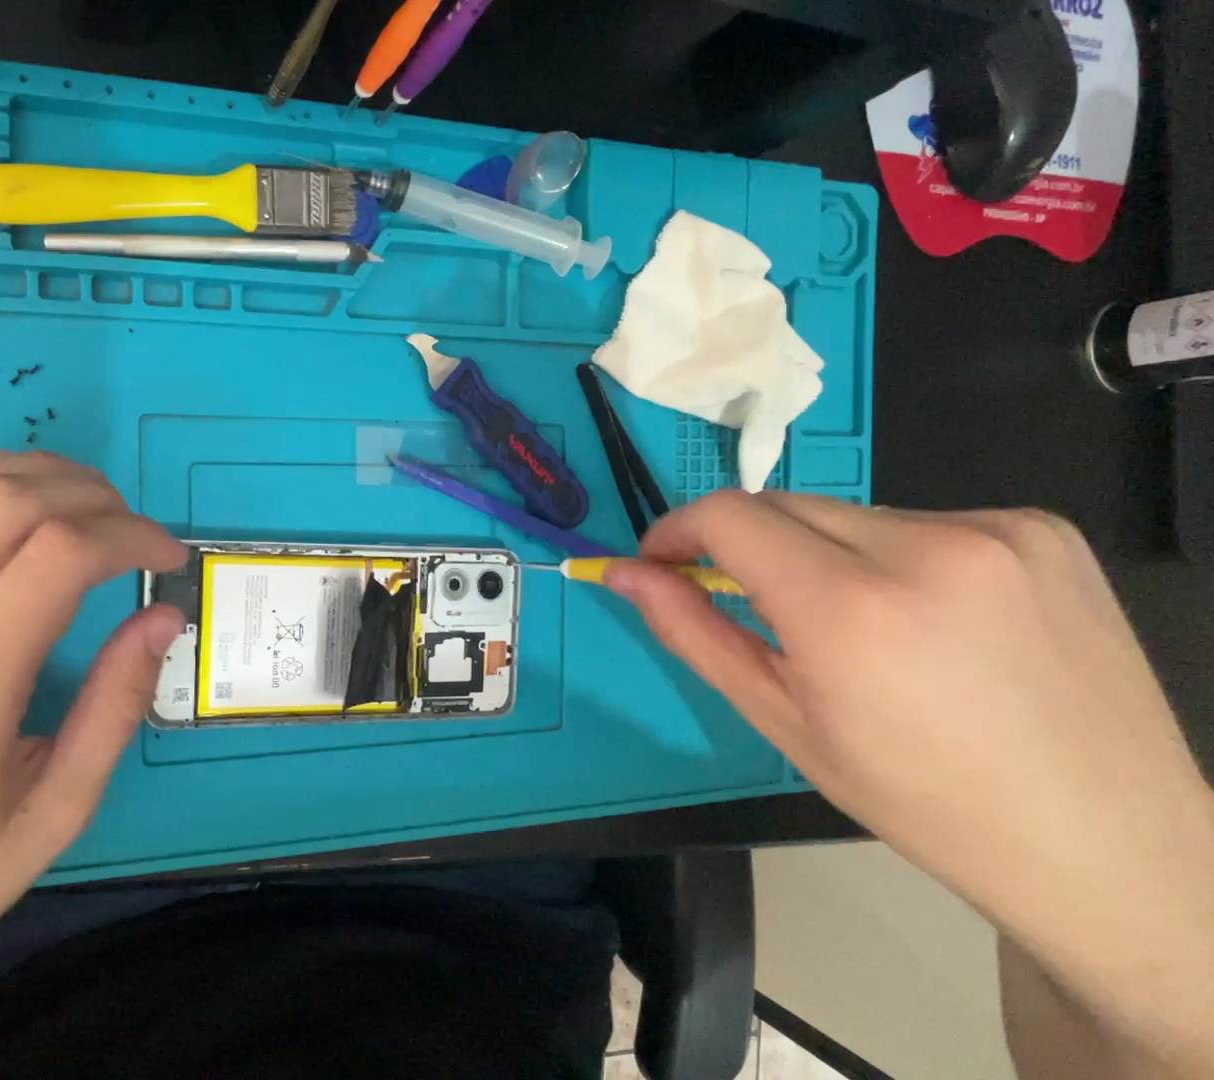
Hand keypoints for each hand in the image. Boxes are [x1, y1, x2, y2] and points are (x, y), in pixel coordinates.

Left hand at [0, 451, 186, 990]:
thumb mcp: (58, 813)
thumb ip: (117, 705)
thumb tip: (162, 616)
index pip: (54, 558)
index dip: (128, 536)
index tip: (168, 556)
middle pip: (1, 504)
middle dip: (88, 494)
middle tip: (133, 528)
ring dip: (29, 476)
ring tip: (85, 505)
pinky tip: (12, 510)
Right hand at [604, 491, 1213, 1067]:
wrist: (1105, 841)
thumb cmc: (918, 796)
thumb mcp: (781, 719)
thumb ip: (692, 631)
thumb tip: (624, 573)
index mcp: (851, 608)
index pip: (728, 515)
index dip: (678, 530)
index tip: (664, 563)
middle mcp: (928, 547)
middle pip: (785, 506)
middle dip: (746, 547)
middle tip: (750, 607)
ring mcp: (999, 531)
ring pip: (852, 514)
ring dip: (822, 553)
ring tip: (854, 626)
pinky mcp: (1045, 530)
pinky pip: (923, 522)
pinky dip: (895, 556)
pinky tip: (927, 618)